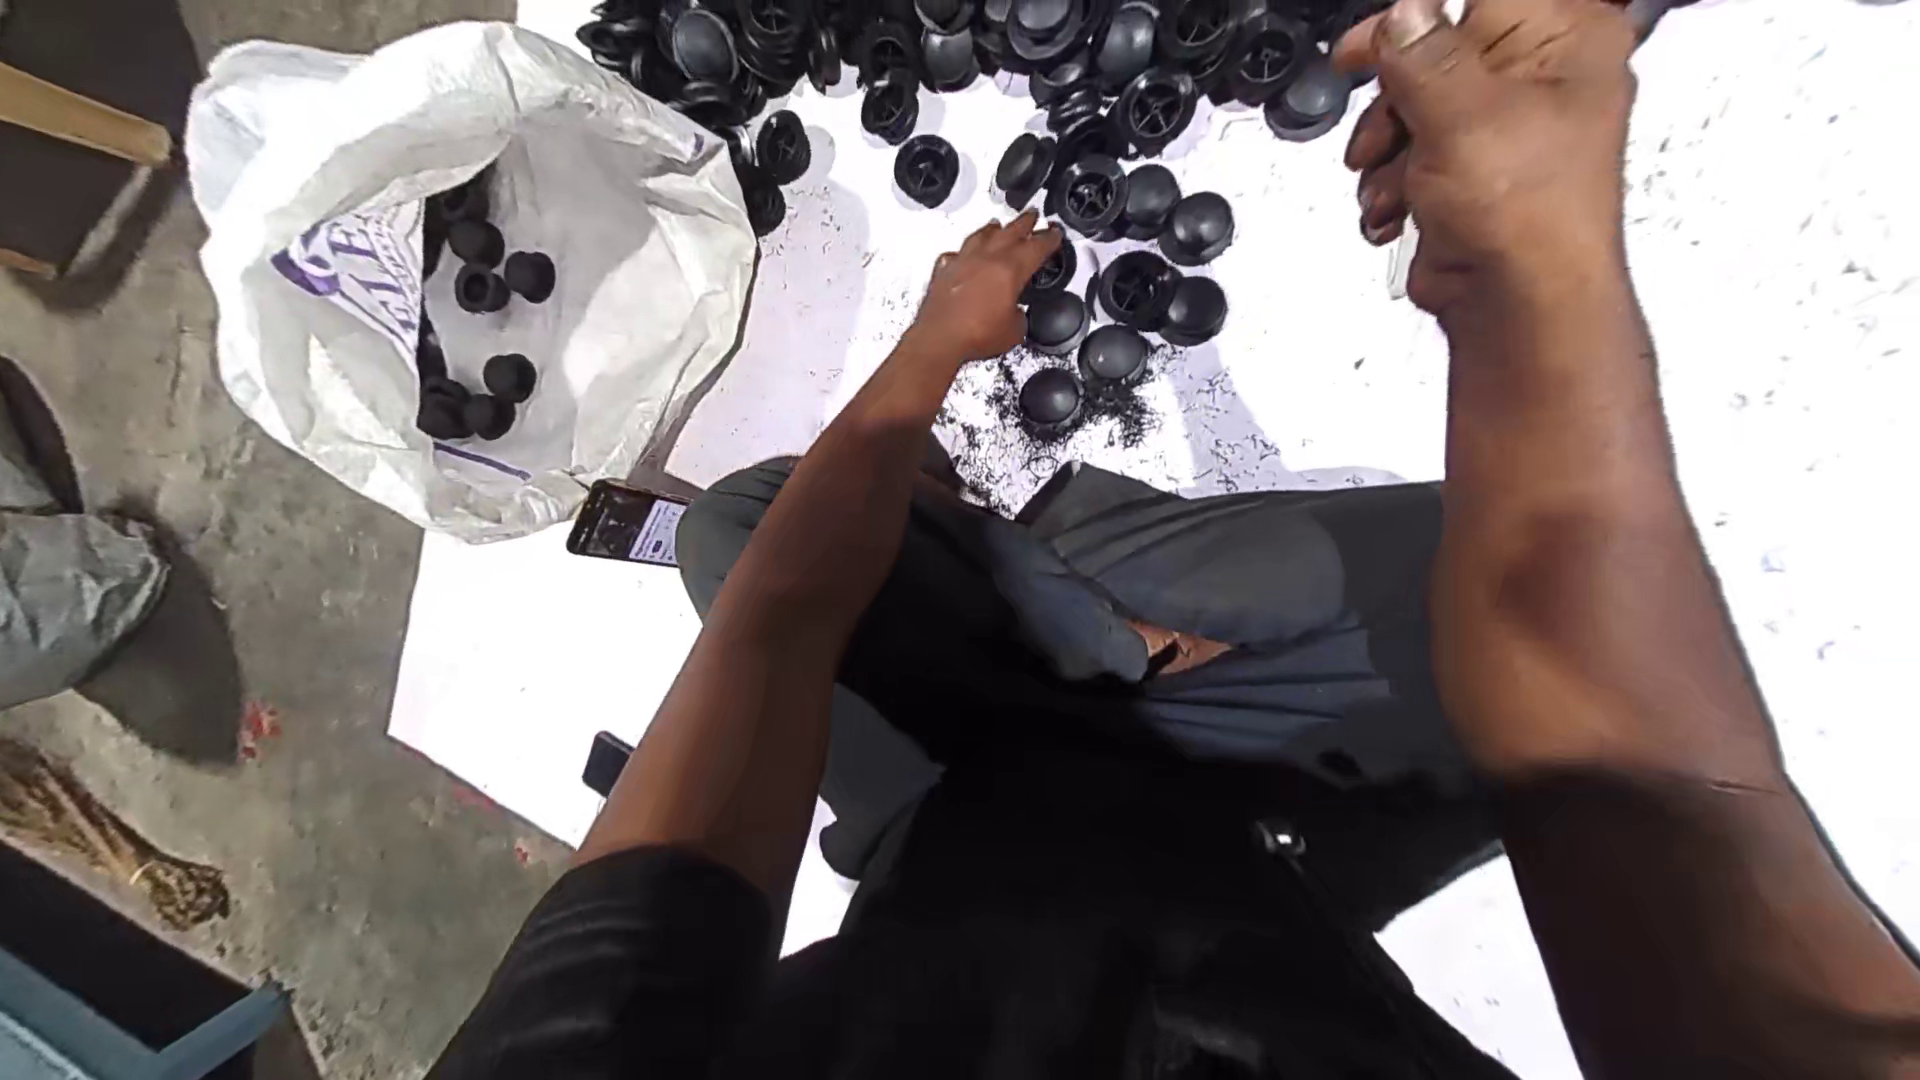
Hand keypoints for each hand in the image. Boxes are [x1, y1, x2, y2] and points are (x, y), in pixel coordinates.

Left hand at [910, 211, 1061, 360]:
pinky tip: (963, 254)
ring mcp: (963, 261)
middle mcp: (986, 259)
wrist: (940, 339)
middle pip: (1010, 231)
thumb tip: (1015, 315)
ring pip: (981, 236)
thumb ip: (1018, 317)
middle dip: (1024, 222)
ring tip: (997, 226)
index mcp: (1010, 269)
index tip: (1054, 233)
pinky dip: (963, 252)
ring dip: (993, 230)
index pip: (1036, 246)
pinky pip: (955, 254)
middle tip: (1032, 216)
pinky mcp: (944, 272)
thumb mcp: (1013, 332)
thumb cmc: (974, 334)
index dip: (1049, 239)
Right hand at [1334, 0, 1637, 315]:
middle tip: (1374, 144)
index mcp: (1556, 41)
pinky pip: (1405, 167)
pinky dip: (1388, 193)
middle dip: (1388, 113)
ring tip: (1392, 193)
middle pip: (1428, 67)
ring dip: (1382, 163)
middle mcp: (1526, 83)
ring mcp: (1490, 136)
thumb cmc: (1521, 212)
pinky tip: (1395, 214)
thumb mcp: (1464, 118)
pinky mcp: (1460, 180)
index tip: (1356, 47)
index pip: (1472, 1)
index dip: (1408, 20)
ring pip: (1407, 123)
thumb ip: (1426, 60)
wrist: (1510, 295)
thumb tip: (1402, 13)